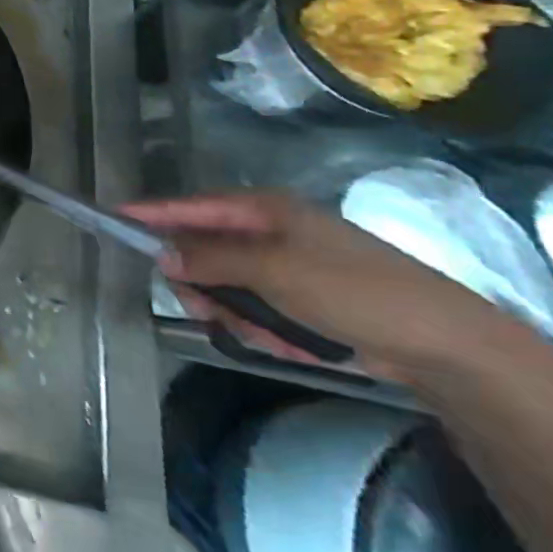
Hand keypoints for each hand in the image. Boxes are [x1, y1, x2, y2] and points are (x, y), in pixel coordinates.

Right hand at [122, 192, 501, 378]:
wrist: (442, 345)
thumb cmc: (353, 290)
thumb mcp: (273, 270)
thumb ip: (209, 258)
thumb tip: (159, 252)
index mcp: (261, 210)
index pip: (189, 206)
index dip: (150, 213)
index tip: (110, 217)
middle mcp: (267, 231)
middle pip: (200, 252)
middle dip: (204, 286)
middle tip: (211, 309)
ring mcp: (283, 265)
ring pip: (222, 287)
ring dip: (236, 314)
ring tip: (269, 332)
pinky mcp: (297, 297)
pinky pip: (252, 309)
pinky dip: (262, 328)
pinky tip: (291, 340)